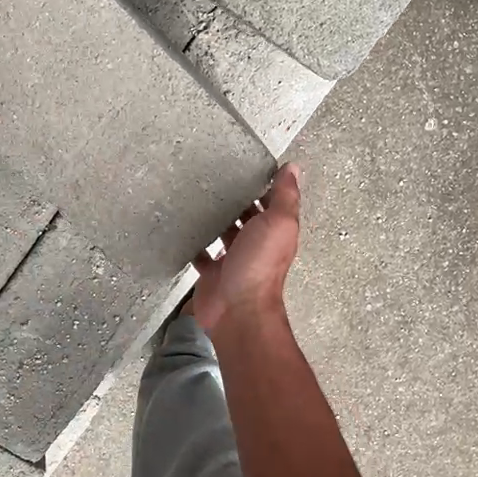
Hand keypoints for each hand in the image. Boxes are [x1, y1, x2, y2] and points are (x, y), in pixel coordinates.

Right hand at [190, 164, 302, 333]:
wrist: (237, 310)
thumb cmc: (259, 265)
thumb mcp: (278, 223)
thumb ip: (285, 196)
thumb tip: (293, 167)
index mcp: (275, 231)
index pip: (271, 203)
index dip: (262, 186)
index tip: (245, 166)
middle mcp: (256, 245)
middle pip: (247, 217)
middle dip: (236, 201)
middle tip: (215, 177)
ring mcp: (234, 260)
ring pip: (225, 233)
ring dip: (216, 219)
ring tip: (197, 196)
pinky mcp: (212, 273)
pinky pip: (202, 254)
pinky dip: (195, 243)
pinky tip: (184, 227)